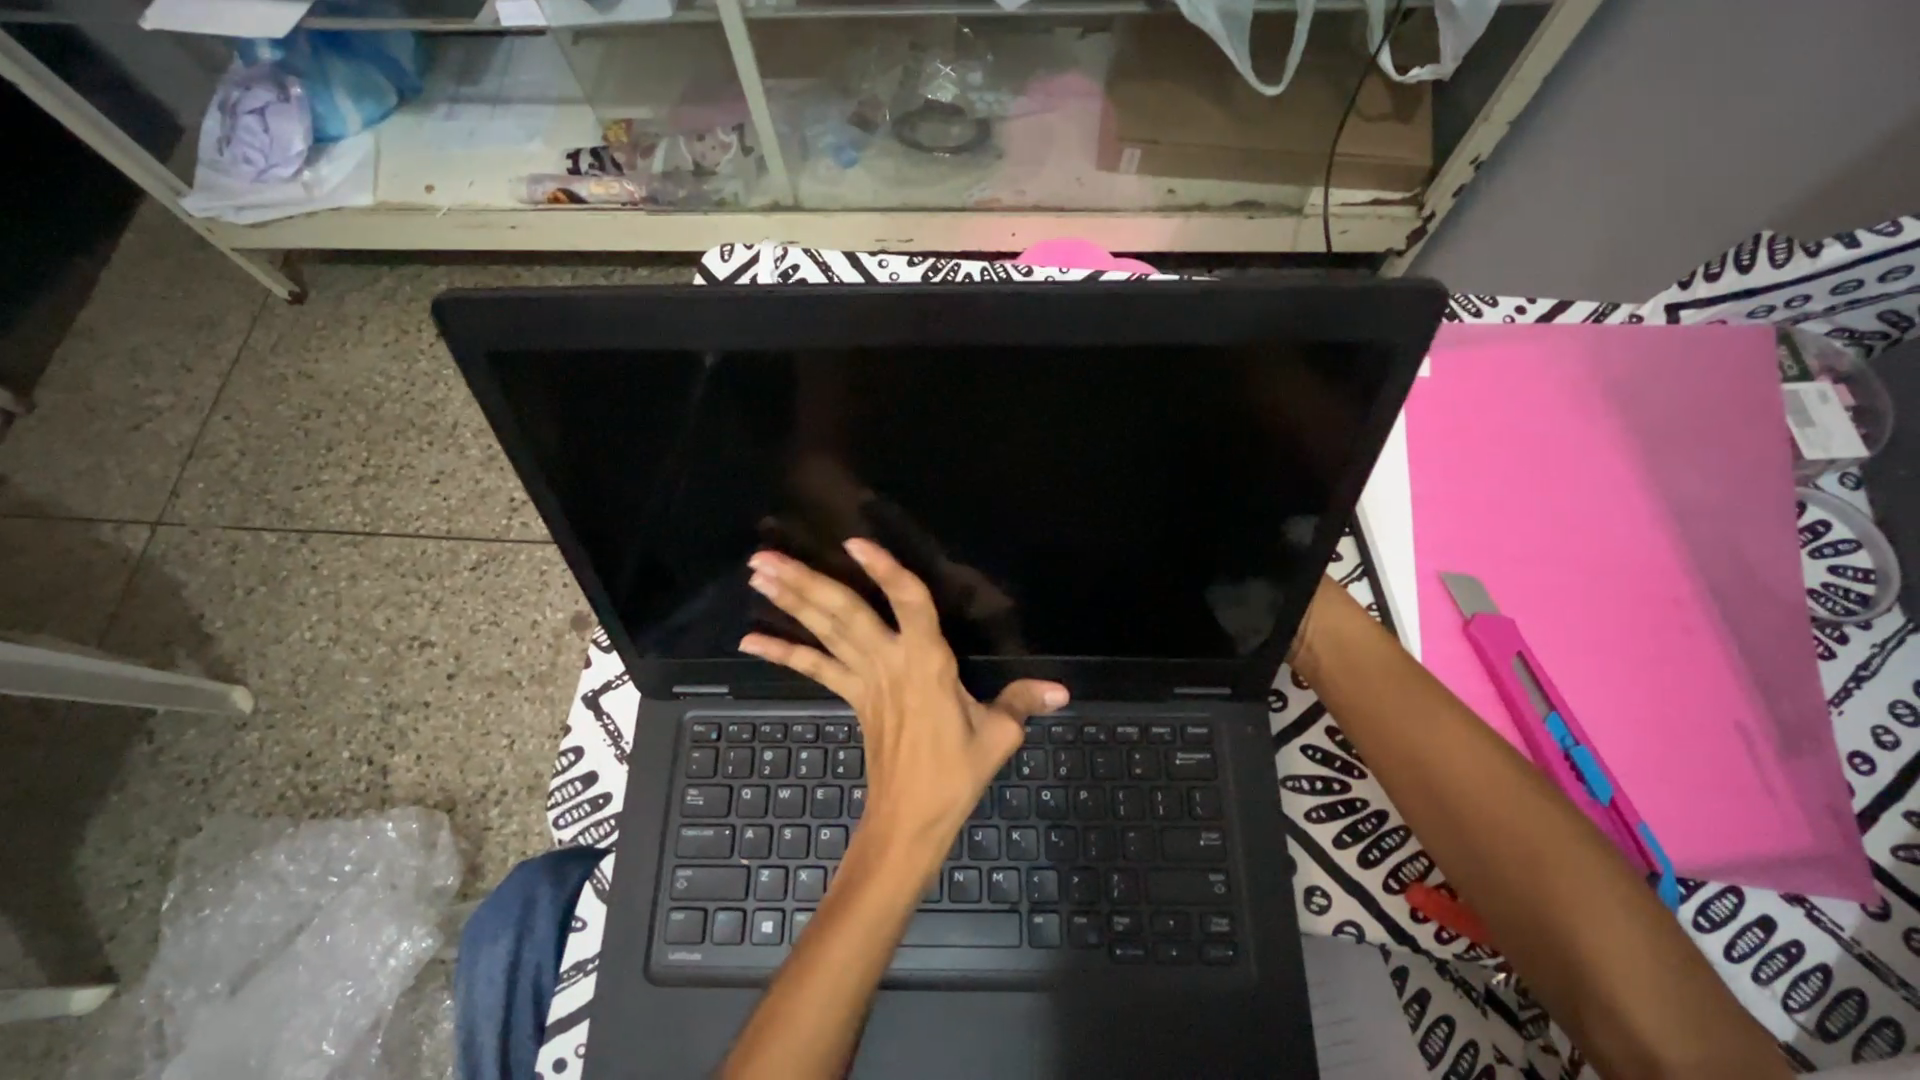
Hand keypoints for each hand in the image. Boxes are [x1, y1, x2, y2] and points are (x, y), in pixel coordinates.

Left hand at [738, 540, 1068, 858]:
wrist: (911, 819)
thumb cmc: (956, 774)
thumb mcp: (998, 735)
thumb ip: (1023, 702)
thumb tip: (1063, 690)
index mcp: (928, 663)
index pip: (911, 604)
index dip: (886, 572)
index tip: (856, 543)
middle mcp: (889, 662)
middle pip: (844, 612)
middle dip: (804, 582)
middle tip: (763, 555)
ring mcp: (864, 679)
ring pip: (824, 631)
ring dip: (790, 600)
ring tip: (758, 572)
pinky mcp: (851, 697)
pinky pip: (815, 668)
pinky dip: (783, 651)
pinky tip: (749, 639)